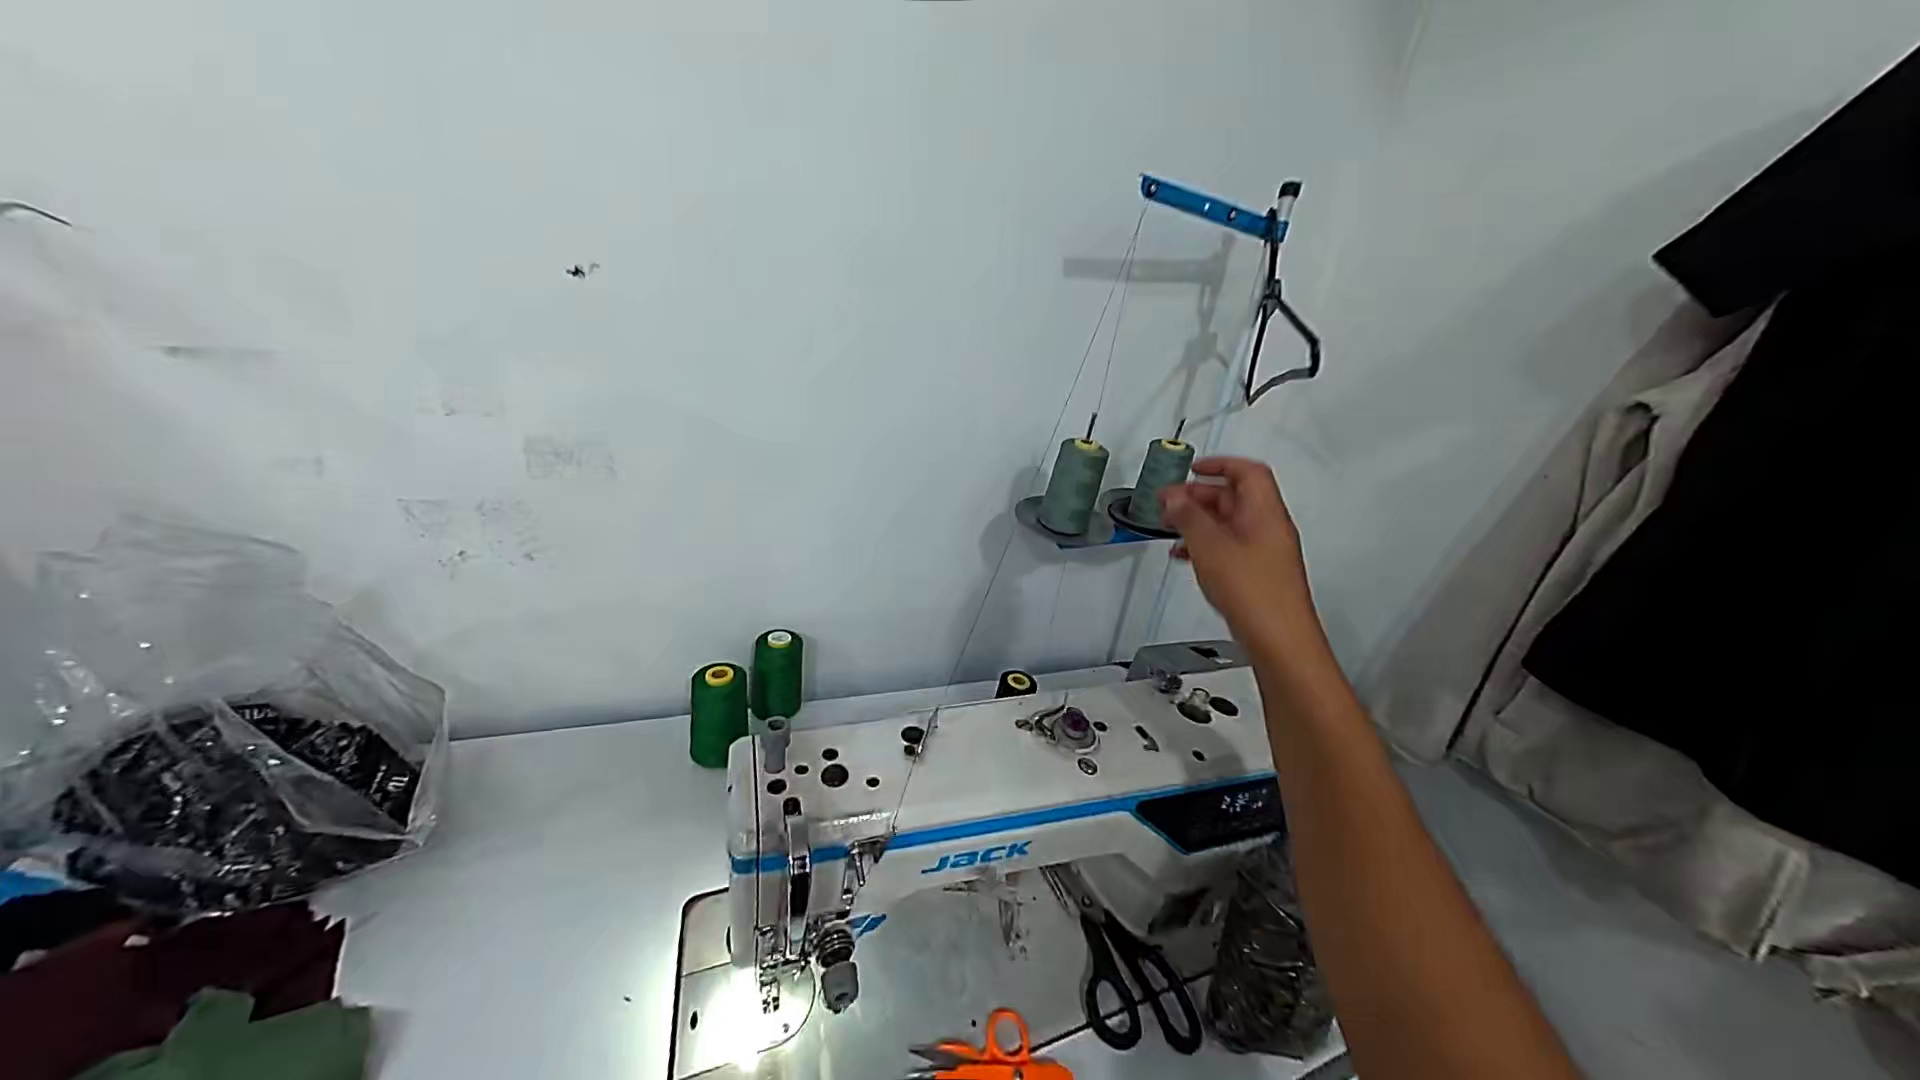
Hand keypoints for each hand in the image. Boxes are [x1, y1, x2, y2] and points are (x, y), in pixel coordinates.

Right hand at [1159, 457, 1317, 652]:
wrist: (1277, 637)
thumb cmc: (1256, 594)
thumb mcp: (1209, 546)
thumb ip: (1188, 517)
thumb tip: (1175, 499)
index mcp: (1265, 512)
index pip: (1247, 472)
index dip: (1219, 464)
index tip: (1193, 468)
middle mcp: (1269, 527)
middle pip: (1234, 497)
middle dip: (1199, 495)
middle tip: (1170, 500)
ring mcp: (1264, 550)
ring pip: (1227, 522)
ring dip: (1198, 520)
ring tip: (1171, 525)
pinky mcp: (1256, 571)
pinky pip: (1227, 545)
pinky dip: (1204, 543)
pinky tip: (1186, 554)